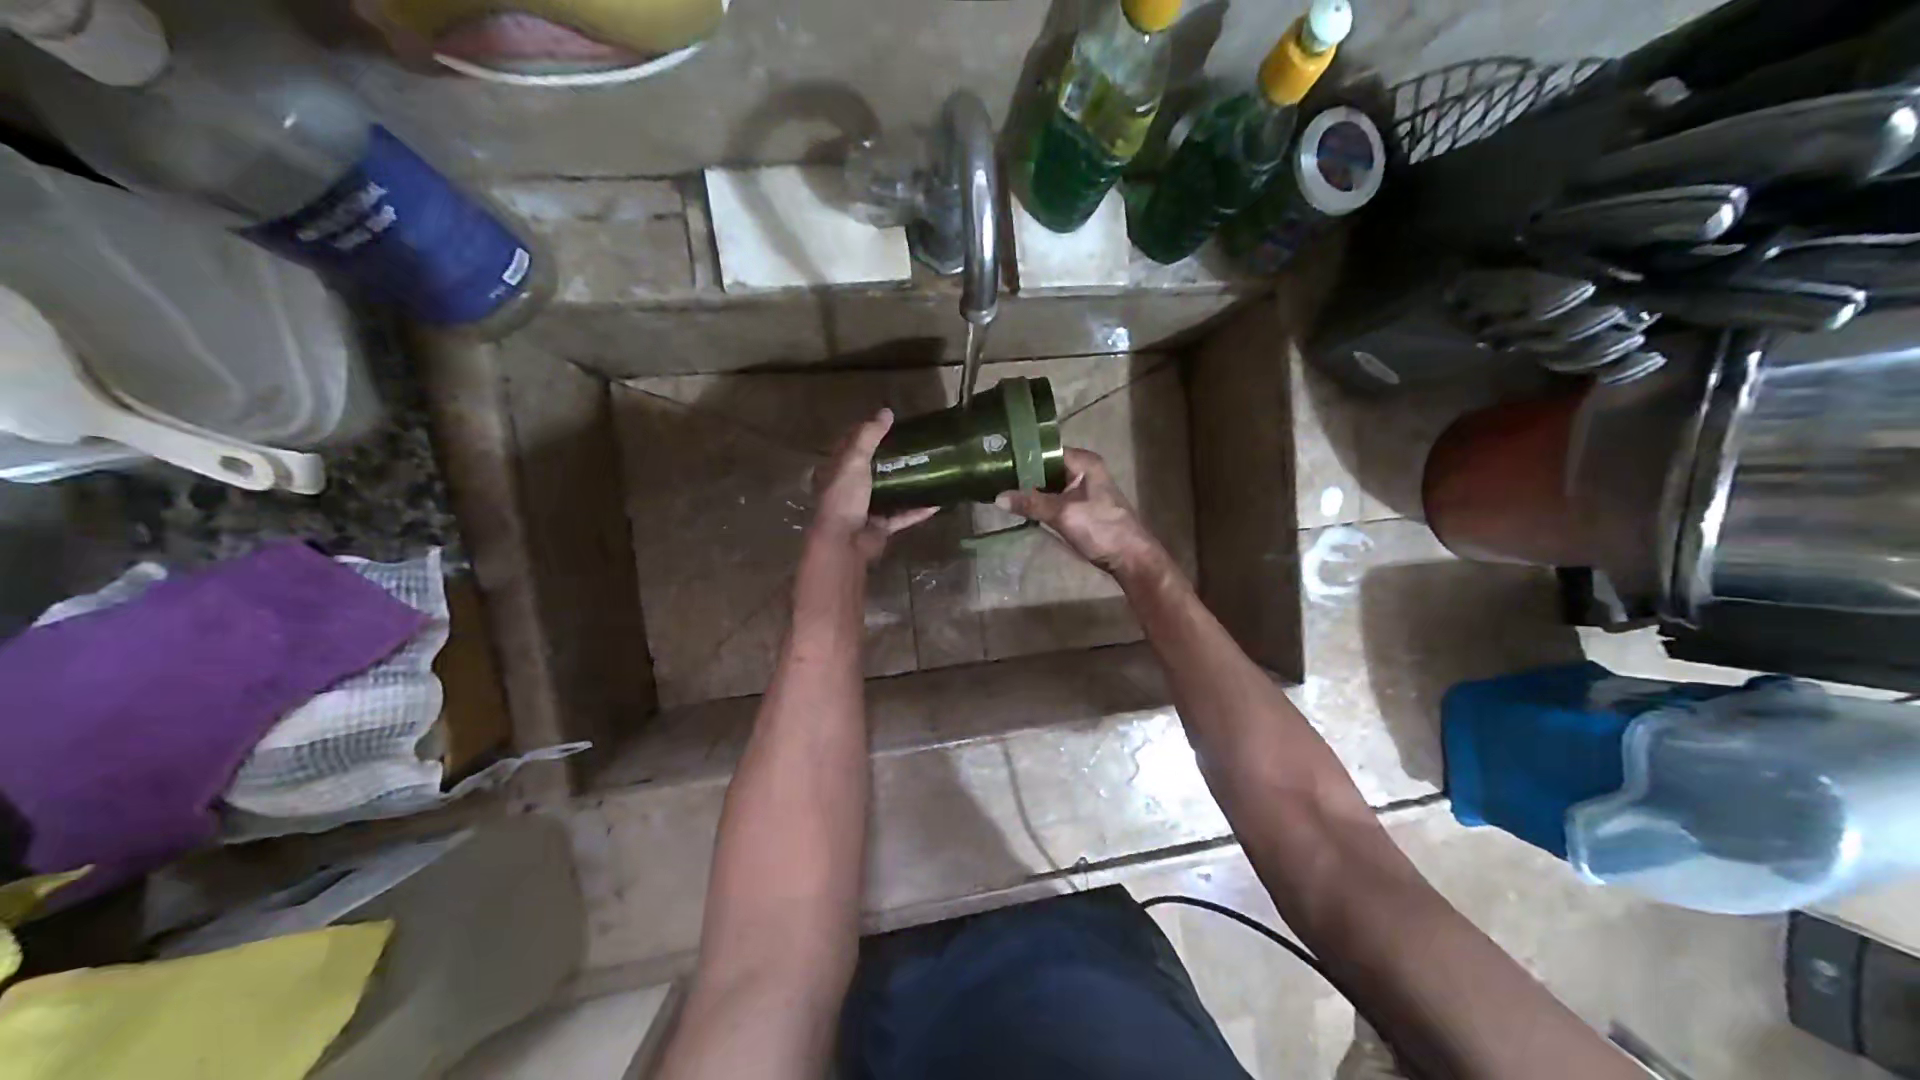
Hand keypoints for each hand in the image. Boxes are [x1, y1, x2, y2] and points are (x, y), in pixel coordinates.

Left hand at [810, 409, 938, 561]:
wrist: (844, 543)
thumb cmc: (844, 498)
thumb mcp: (854, 461)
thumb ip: (869, 436)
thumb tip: (887, 412)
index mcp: (836, 471)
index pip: (850, 446)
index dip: (866, 433)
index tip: (889, 424)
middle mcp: (849, 490)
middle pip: (871, 470)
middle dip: (890, 459)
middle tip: (915, 446)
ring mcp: (865, 510)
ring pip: (889, 494)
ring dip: (906, 485)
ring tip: (927, 471)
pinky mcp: (880, 528)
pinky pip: (902, 516)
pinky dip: (917, 511)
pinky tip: (936, 502)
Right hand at [996, 448, 1168, 578]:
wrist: (1129, 557)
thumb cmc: (1101, 529)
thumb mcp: (1063, 514)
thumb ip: (1031, 503)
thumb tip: (998, 497)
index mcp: (1084, 462)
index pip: (1046, 450)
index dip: (1023, 455)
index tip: (998, 461)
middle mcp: (1083, 469)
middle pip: (1046, 466)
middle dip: (1023, 474)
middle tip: (994, 478)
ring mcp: (1082, 488)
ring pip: (1048, 483)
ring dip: (1030, 489)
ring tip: (1001, 490)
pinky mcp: (1080, 505)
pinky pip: (1053, 497)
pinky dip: (1039, 501)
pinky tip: (1020, 506)